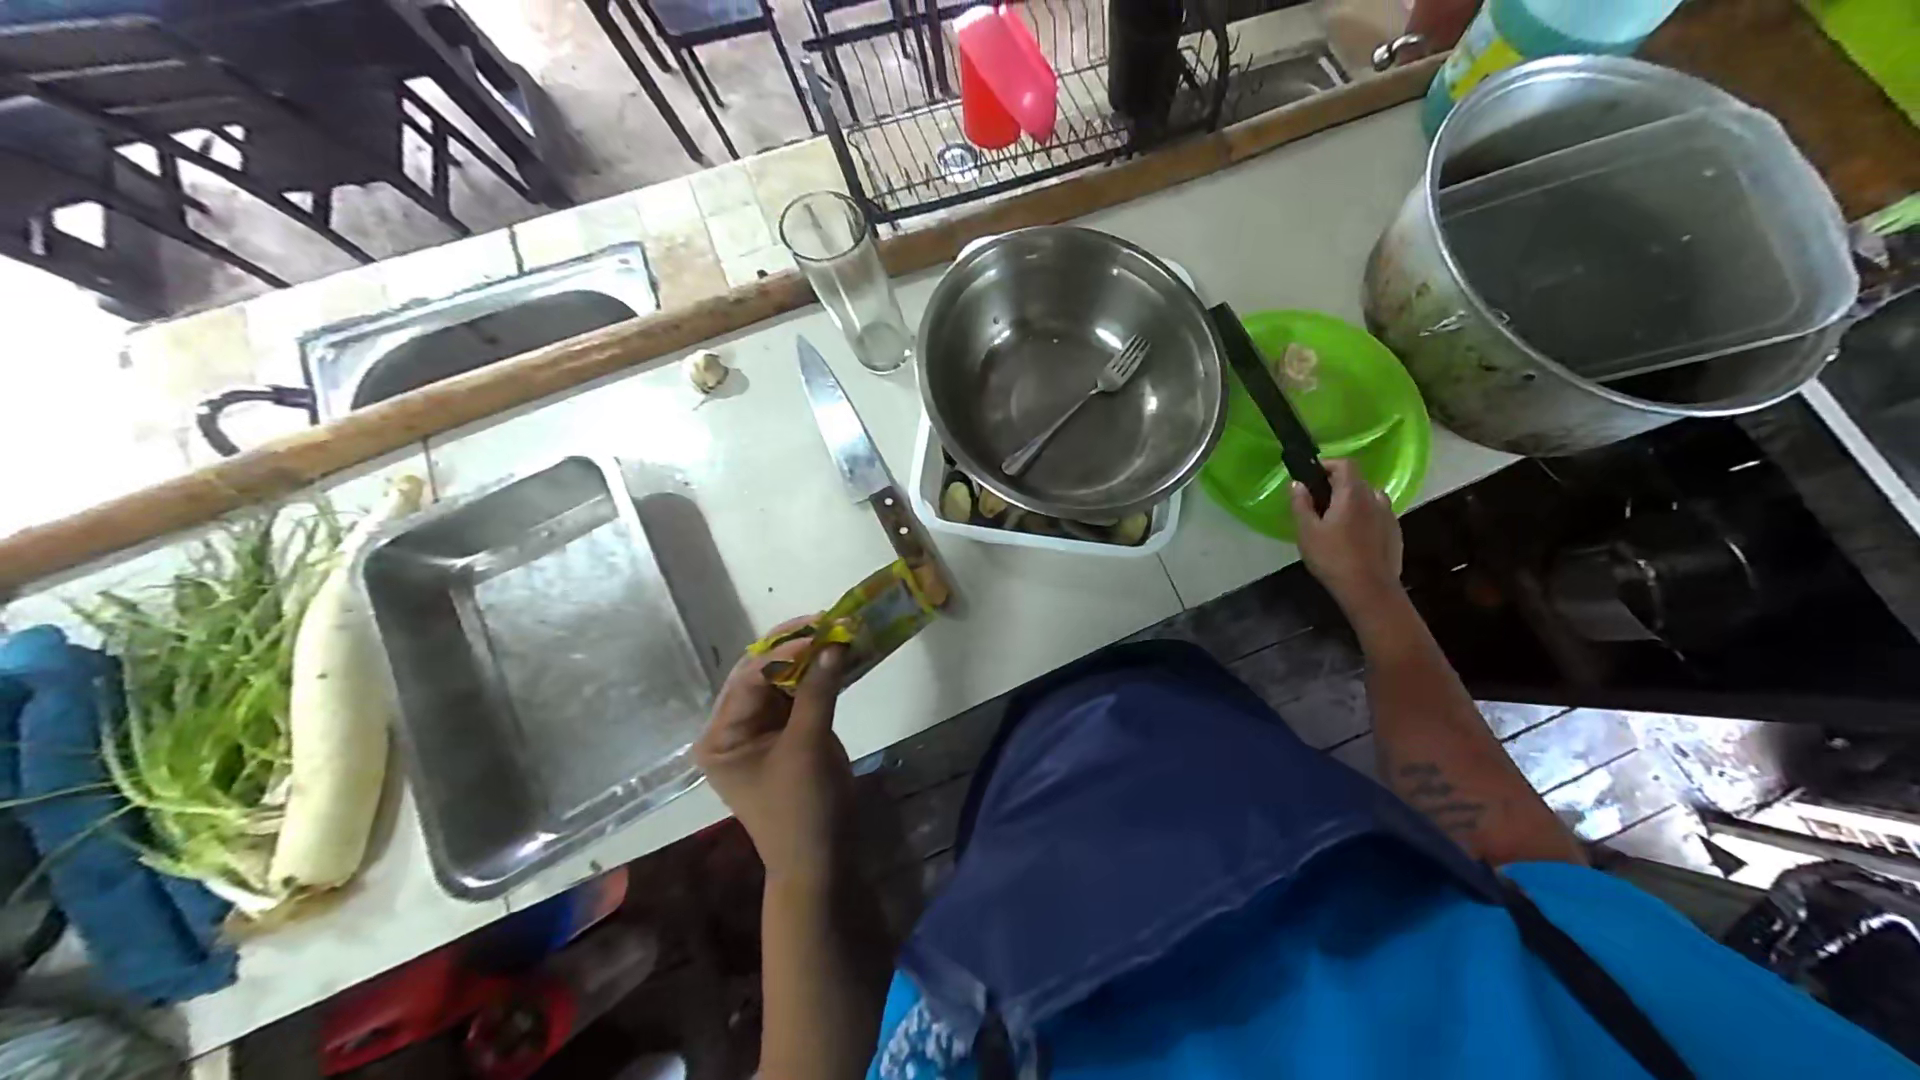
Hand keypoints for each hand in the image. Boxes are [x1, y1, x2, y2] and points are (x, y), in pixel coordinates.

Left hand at [694, 617, 852, 883]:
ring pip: (783, 679)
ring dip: (809, 657)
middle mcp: (734, 727)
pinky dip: (820, 675)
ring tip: (836, 629)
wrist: (822, 860)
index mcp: (720, 736)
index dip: (782, 651)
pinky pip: (802, 694)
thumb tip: (834, 644)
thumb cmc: (802, 811)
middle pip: (762, 673)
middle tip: (827, 620)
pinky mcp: (789, 732)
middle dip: (794, 647)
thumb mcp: (807, 750)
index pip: (748, 679)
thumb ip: (818, 694)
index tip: (819, 629)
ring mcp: (762, 729)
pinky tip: (839, 655)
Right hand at [1291, 458, 1403, 612]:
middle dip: (1336, 484)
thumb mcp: (1307, 531)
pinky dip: (1364, 516)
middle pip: (1356, 480)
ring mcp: (1388, 516)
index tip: (1311, 476)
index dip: (1328, 464)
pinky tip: (1353, 537)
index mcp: (1352, 494)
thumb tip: (1297, 484)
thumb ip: (1301, 504)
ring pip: (1368, 498)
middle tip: (1317, 503)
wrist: (1369, 589)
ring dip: (1352, 501)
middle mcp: (1374, 499)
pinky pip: (1377, 515)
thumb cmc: (1332, 558)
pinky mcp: (1394, 532)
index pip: (1345, 464)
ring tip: (1336, 520)